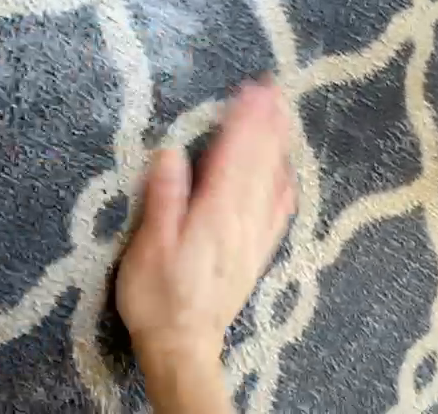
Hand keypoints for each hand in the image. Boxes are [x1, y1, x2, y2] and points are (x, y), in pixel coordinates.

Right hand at [116, 77, 296, 412]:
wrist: (182, 348)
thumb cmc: (156, 295)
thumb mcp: (149, 247)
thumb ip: (164, 200)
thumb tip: (170, 152)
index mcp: (215, 215)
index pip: (233, 158)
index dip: (243, 122)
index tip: (251, 89)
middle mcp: (241, 222)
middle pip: (258, 164)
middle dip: (266, 125)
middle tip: (274, 88)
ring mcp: (252, 238)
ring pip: (272, 182)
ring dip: (277, 146)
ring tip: (283, 114)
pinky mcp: (254, 252)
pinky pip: (277, 210)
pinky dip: (284, 183)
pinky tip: (288, 171)